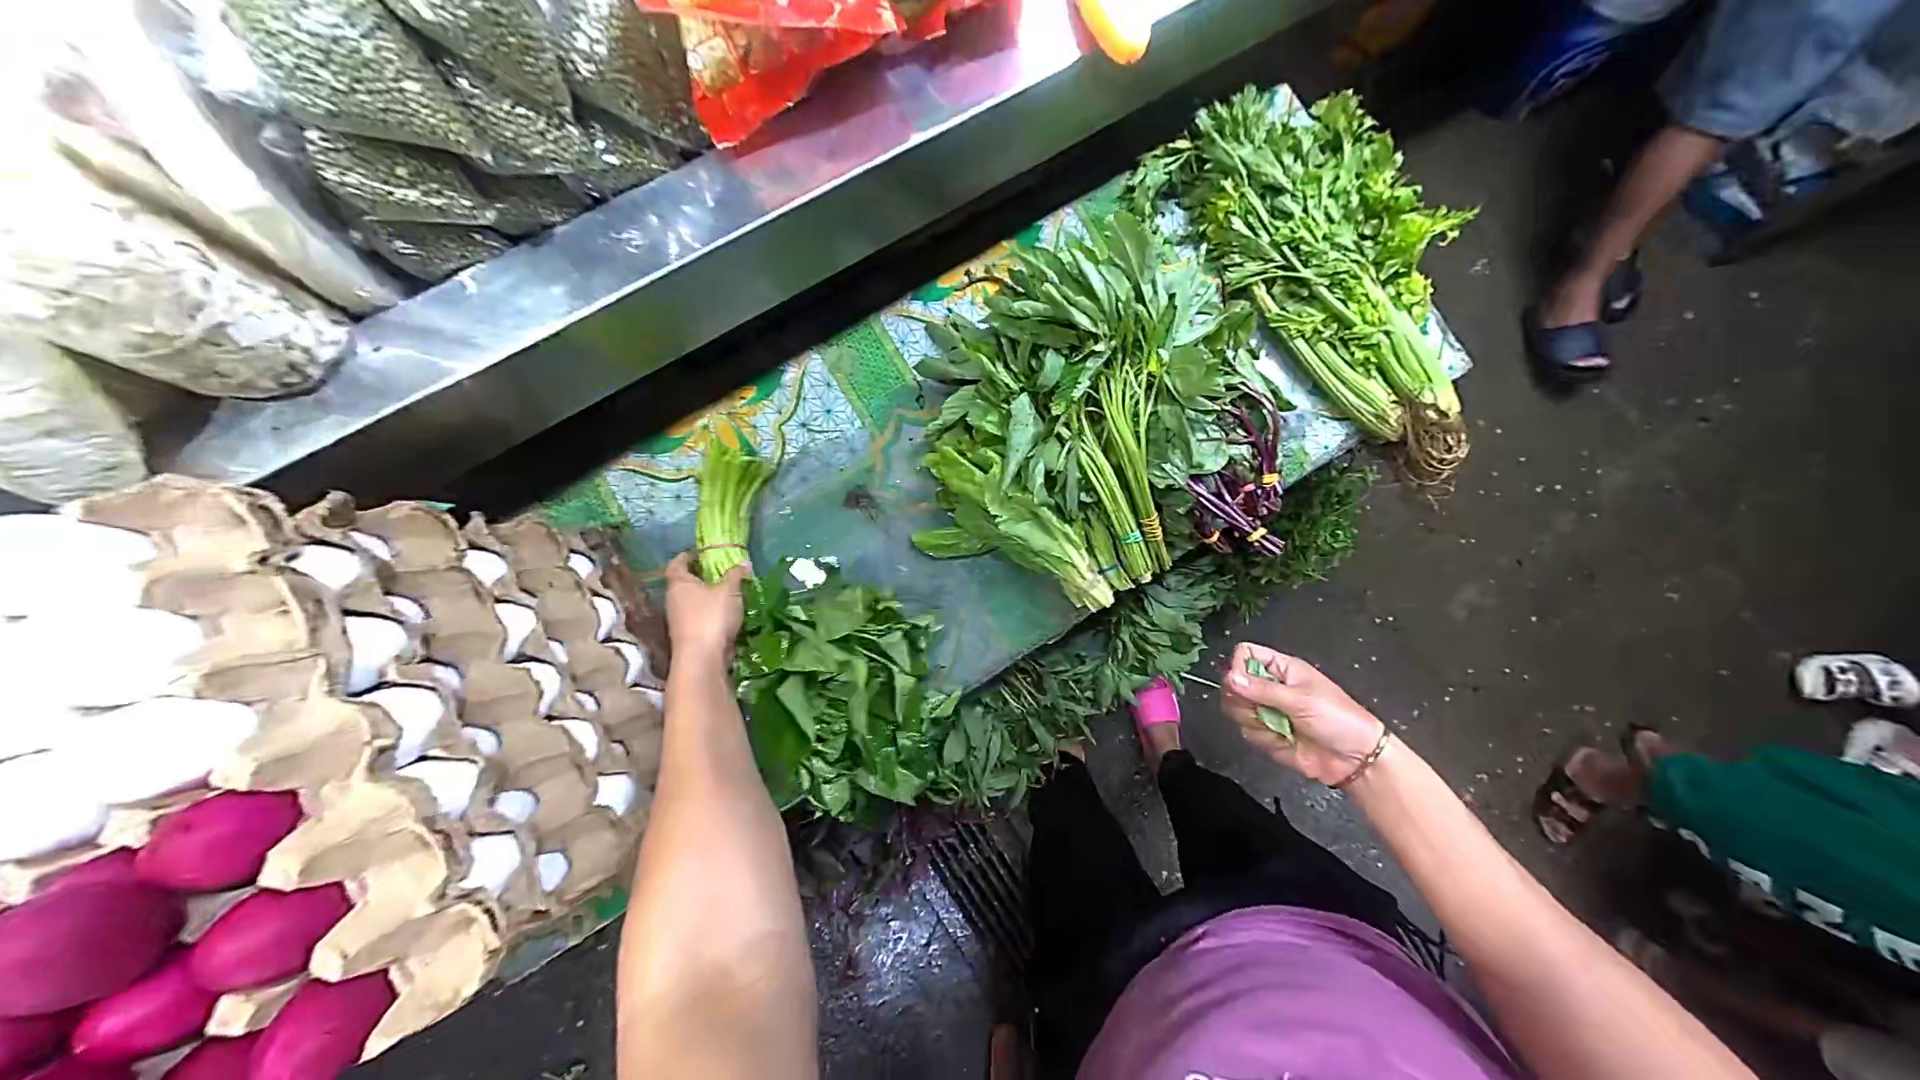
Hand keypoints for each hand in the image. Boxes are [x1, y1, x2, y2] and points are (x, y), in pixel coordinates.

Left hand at [665, 552, 747, 666]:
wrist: (702, 658)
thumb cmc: (711, 617)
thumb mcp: (729, 591)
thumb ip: (736, 575)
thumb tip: (744, 562)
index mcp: (679, 584)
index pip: (677, 564)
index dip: (685, 556)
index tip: (697, 552)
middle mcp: (674, 600)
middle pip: (683, 583)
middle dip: (698, 577)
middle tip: (717, 571)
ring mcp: (679, 620)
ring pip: (691, 602)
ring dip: (705, 597)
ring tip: (726, 592)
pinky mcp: (688, 636)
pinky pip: (699, 618)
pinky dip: (709, 613)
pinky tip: (725, 614)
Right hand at [1222, 642, 1386, 785]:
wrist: (1356, 761)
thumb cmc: (1339, 719)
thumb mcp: (1301, 699)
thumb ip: (1262, 690)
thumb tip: (1229, 677)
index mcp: (1282, 669)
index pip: (1245, 654)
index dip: (1239, 666)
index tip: (1243, 683)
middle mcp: (1270, 687)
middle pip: (1234, 684)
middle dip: (1243, 699)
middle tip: (1262, 708)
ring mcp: (1267, 711)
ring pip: (1236, 709)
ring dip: (1254, 721)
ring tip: (1280, 727)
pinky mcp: (1266, 734)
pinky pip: (1247, 732)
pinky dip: (1263, 738)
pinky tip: (1284, 740)